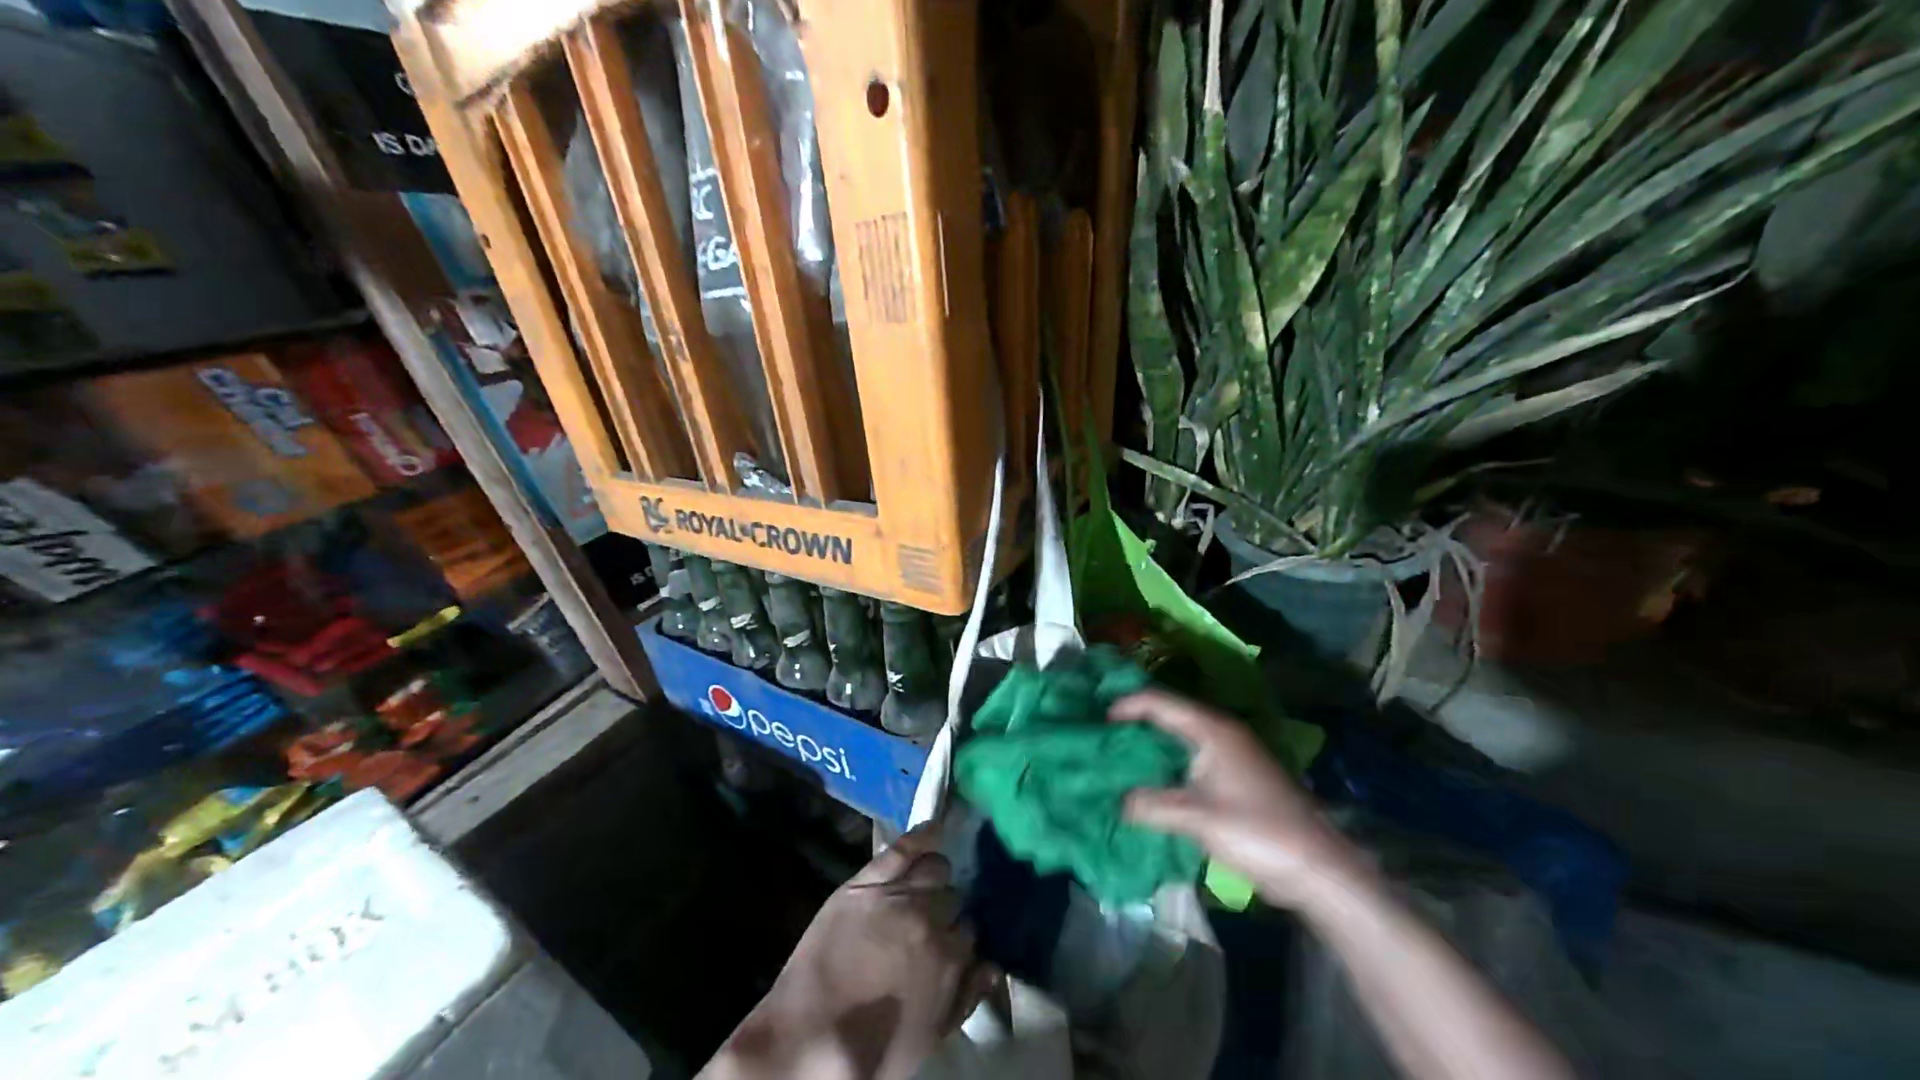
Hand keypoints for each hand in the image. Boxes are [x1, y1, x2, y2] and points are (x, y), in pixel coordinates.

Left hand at [706, 824, 995, 1079]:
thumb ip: (967, 996)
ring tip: (925, 884)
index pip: (970, 930)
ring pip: (935, 868)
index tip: (948, 942)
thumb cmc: (874, 1045)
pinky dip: (921, 836)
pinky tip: (933, 830)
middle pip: (954, 897)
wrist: (811, 1036)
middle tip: (931, 920)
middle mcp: (930, 918)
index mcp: (950, 956)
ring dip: (936, 876)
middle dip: (946, 908)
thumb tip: (993, 965)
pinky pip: (902, 848)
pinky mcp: (865, 882)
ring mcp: (897, 895)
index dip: (958, 936)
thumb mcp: (932, 1034)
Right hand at [1112, 689, 1365, 908]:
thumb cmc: (1258, 832)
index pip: (1160, 702)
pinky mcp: (1232, 779)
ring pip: (1177, 740)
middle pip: (1167, 716)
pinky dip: (1164, 766)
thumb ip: (1151, 805)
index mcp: (1212, 730)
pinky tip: (1145, 784)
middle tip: (1098, 737)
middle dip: (1133, 724)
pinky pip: (1188, 761)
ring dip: (1148, 747)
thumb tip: (1115, 801)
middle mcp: (1220, 734)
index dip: (1126, 705)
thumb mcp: (1197, 818)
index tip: (1095, 722)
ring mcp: (1228, 756)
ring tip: (1113, 759)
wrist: (1317, 869)